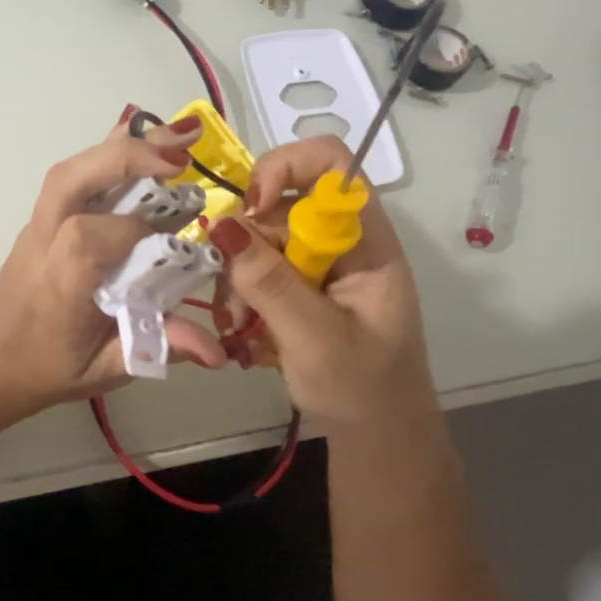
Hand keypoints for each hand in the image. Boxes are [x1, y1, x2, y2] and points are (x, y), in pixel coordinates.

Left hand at [0, 107, 227, 412]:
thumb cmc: (49, 368)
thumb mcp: (105, 369)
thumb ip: (158, 350)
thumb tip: (218, 353)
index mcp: (58, 286)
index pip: (87, 239)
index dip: (132, 230)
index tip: (172, 242)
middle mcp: (42, 245)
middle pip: (70, 182)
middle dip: (126, 160)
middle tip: (183, 160)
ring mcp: (36, 226)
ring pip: (69, 171)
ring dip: (121, 149)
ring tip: (178, 137)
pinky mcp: (40, 219)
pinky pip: (70, 177)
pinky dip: (108, 156)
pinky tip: (145, 144)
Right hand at [208, 136, 436, 427]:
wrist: (377, 436)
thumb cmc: (360, 389)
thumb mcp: (312, 338)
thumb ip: (269, 282)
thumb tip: (223, 225)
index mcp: (366, 241)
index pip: (332, 165)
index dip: (284, 168)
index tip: (248, 210)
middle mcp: (343, 241)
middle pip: (281, 205)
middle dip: (246, 246)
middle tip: (235, 300)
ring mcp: (320, 264)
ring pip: (260, 240)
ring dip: (238, 279)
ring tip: (237, 327)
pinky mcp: (302, 286)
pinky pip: (258, 270)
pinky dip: (241, 296)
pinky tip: (241, 330)